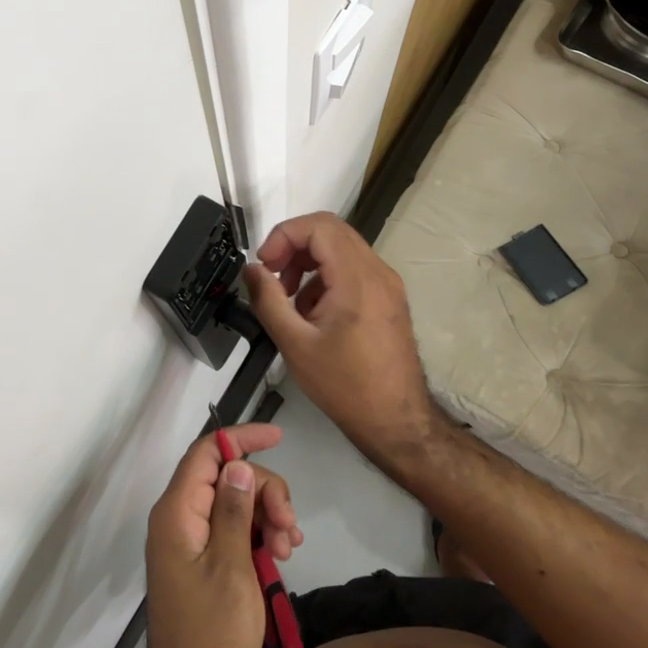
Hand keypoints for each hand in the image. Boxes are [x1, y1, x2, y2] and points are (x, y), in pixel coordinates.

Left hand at [141, 423, 299, 647]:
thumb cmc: (211, 632)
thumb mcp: (230, 568)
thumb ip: (234, 511)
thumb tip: (237, 463)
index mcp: (177, 513)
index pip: (205, 454)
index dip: (241, 439)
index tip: (279, 435)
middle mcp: (181, 519)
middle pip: (227, 478)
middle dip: (264, 492)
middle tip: (289, 528)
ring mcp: (194, 542)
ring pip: (237, 504)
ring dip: (268, 517)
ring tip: (288, 549)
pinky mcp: (208, 563)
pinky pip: (236, 532)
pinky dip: (261, 537)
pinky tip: (281, 555)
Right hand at [242, 212, 438, 456]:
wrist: (395, 421)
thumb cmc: (344, 385)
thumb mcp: (294, 344)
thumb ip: (268, 299)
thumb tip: (252, 269)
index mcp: (357, 280)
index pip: (319, 226)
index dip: (284, 235)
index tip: (265, 265)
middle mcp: (378, 273)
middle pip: (331, 231)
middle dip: (294, 246)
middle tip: (272, 276)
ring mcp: (388, 285)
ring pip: (342, 249)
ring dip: (308, 263)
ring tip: (289, 299)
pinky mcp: (389, 299)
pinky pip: (353, 269)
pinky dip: (326, 277)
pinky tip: (312, 313)